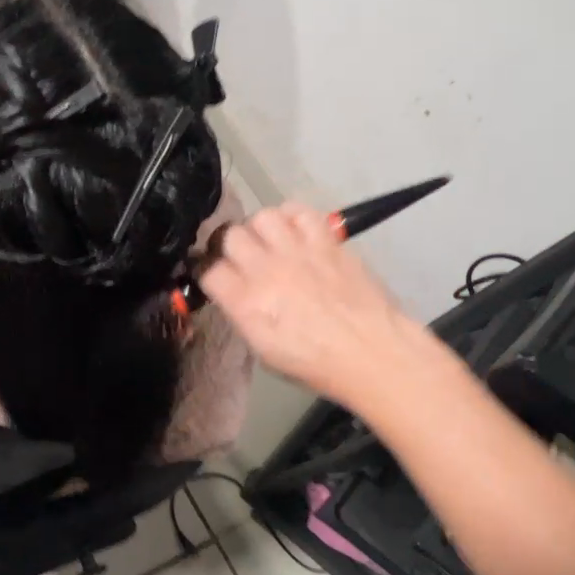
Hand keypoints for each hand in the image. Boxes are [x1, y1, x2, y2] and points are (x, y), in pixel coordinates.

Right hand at [198, 203, 435, 406]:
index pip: (207, 269)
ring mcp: (298, 252)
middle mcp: (266, 271)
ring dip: (259, 228)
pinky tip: (294, 231)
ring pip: (262, 217)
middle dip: (227, 244)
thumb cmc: (313, 362)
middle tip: (237, 255)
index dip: (205, 270)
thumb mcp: (262, 348)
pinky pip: (300, 212)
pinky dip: (292, 217)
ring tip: (267, 241)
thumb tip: (234, 294)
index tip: (211, 274)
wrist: (369, 352)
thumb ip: (242, 313)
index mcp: (246, 303)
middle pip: (229, 235)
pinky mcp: (327, 242)